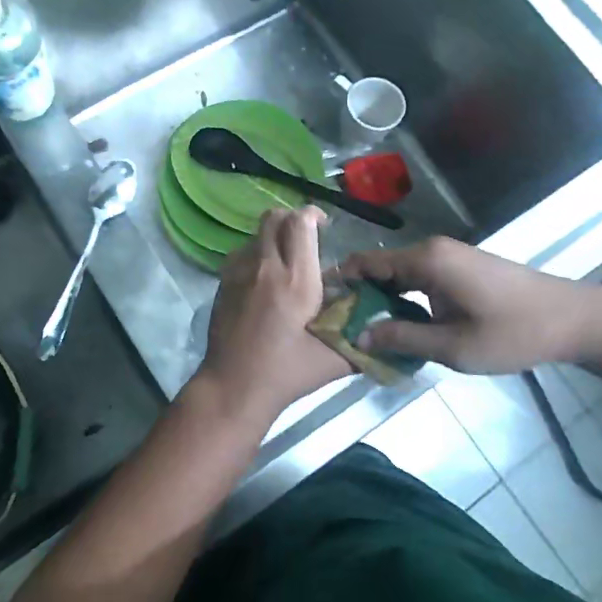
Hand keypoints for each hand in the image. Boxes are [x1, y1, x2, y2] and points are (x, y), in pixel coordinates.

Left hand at [196, 207, 351, 418]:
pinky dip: (254, 257)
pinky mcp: (222, 286)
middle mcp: (264, 268)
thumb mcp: (333, 360)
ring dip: (272, 239)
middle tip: (306, 239)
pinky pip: (239, 256)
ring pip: (254, 236)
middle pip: (273, 217)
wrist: (233, 387)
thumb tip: (380, 324)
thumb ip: (359, 337)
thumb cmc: (285, 374)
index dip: (313, 215)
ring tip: (285, 263)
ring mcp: (237, 275)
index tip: (324, 226)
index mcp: (296, 281)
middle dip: (292, 220)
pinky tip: (264, 282)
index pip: (301, 223)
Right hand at [338, 237, 601, 373]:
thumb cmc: (512, 333)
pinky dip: (402, 299)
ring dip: (380, 300)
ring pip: (398, 275)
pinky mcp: (460, 269)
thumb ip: (400, 338)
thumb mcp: (451, 346)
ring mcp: (448, 258)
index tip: (319, 309)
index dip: (339, 284)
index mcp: (426, 261)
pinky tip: (397, 325)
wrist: (575, 321)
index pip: (365, 263)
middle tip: (337, 328)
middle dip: (357, 296)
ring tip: (361, 330)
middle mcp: (433, 251)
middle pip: (379, 268)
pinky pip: (417, 280)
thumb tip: (357, 335)